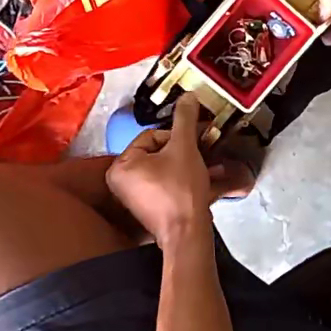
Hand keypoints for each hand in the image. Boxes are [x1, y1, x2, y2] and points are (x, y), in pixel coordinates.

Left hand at [107, 96, 213, 243]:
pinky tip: (205, 182)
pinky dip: (186, 181)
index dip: (177, 137)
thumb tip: (188, 97)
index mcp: (121, 165)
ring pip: (167, 169)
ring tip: (208, 169)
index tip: (194, 142)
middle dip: (185, 152)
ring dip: (190, 166)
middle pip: (159, 152)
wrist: (188, 233)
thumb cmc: (180, 192)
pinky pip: (169, 185)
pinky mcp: (152, 209)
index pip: (151, 136)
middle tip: (202, 154)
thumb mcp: (184, 147)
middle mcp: (122, 182)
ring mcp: (137, 198)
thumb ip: (185, 119)